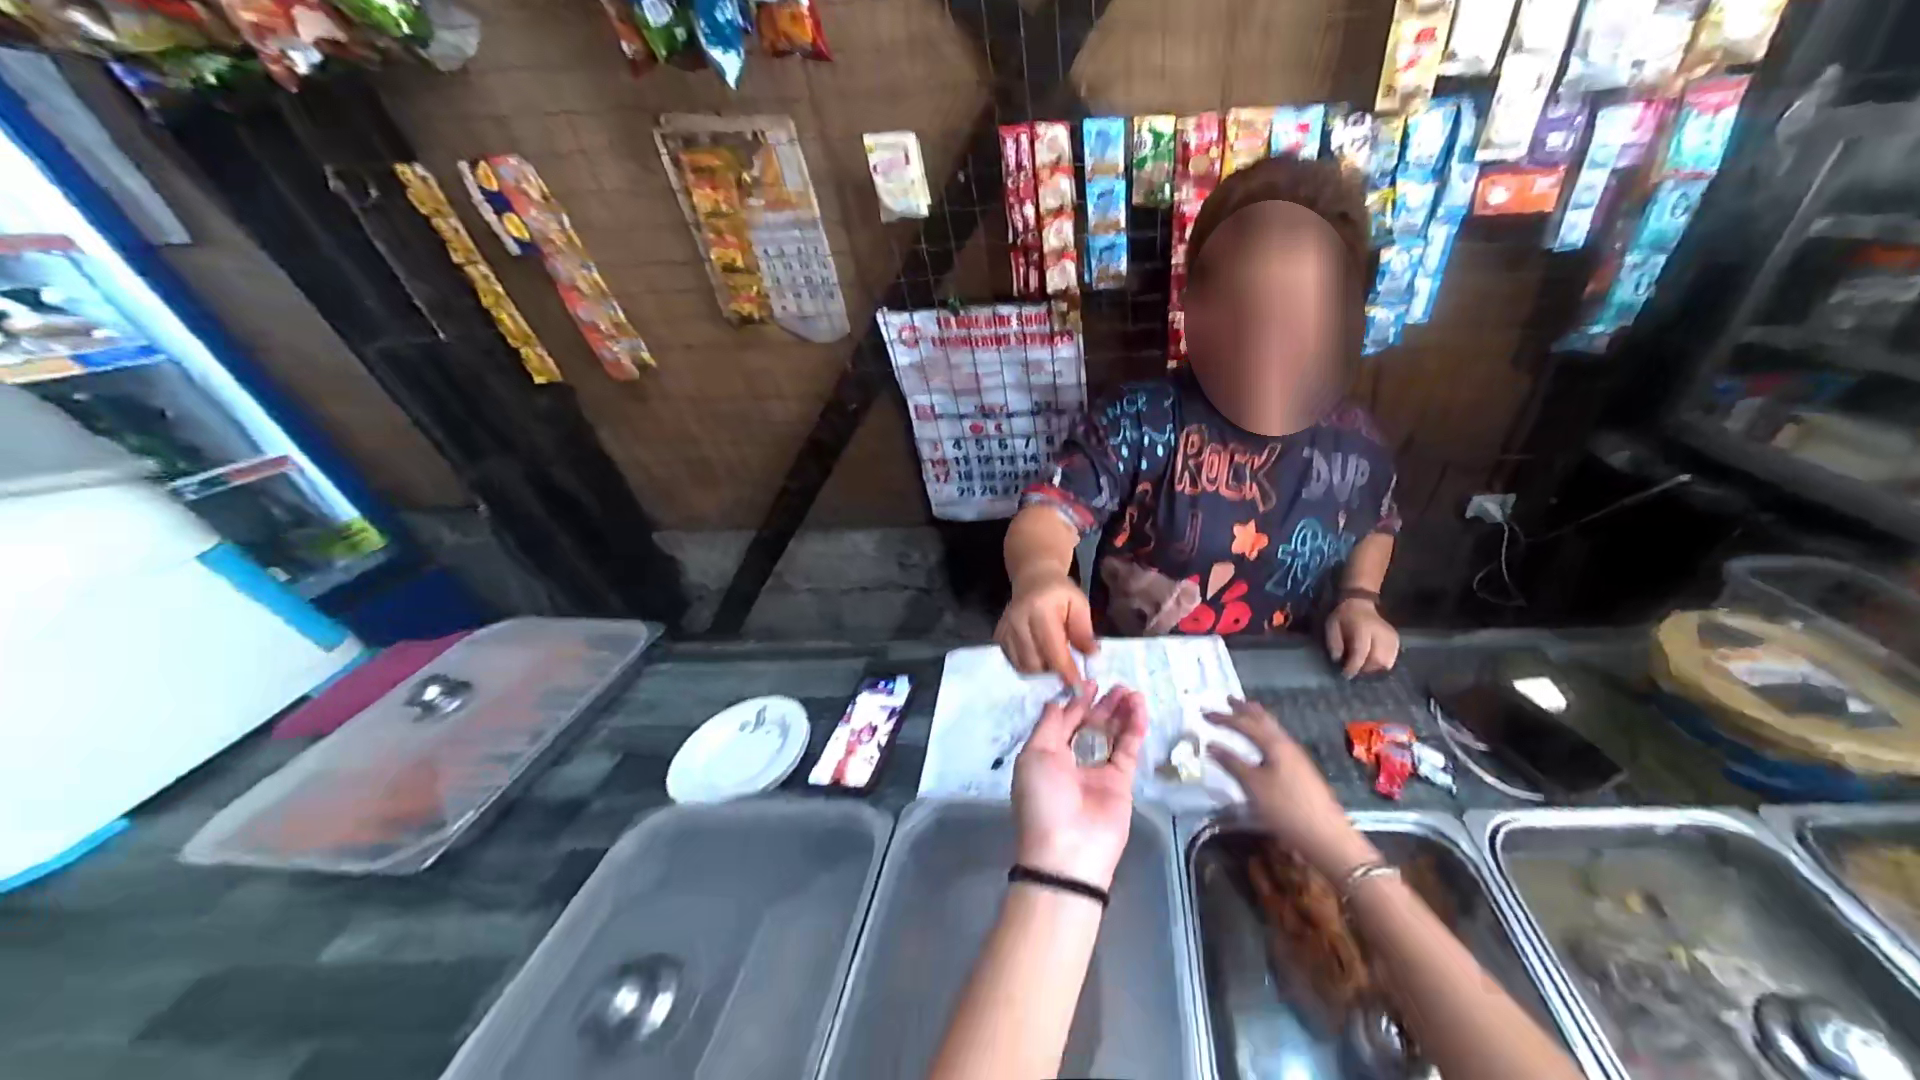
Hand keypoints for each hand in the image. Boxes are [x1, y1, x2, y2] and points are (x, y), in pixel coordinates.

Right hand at [996, 570, 1097, 682]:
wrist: (1033, 578)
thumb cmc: (1060, 592)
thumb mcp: (1079, 606)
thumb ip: (1085, 633)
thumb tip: (1092, 660)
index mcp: (1041, 610)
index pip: (1054, 651)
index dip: (1067, 673)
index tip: (1079, 688)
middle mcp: (1019, 621)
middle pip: (1035, 664)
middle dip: (1054, 676)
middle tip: (1069, 678)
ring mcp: (1006, 629)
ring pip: (1023, 667)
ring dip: (1041, 674)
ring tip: (1055, 670)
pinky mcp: (999, 636)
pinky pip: (1014, 662)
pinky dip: (1029, 667)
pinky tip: (1041, 660)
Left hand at [1013, 683, 1147, 889]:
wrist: (1067, 851)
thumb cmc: (1042, 798)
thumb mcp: (1034, 755)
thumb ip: (1048, 726)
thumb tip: (1056, 701)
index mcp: (1046, 756)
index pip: (1063, 723)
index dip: (1076, 703)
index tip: (1090, 682)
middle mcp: (1071, 763)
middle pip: (1090, 727)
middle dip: (1102, 705)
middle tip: (1118, 686)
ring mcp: (1097, 773)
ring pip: (1111, 735)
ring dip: (1121, 713)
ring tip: (1132, 692)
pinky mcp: (1121, 784)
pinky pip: (1127, 750)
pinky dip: (1134, 729)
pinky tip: (1139, 708)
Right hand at [1206, 699, 1378, 879]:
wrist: (1325, 835)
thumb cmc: (1285, 808)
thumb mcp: (1252, 786)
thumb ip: (1231, 763)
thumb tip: (1210, 744)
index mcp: (1274, 744)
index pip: (1244, 723)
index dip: (1223, 718)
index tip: (1204, 713)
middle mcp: (1287, 744)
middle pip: (1264, 720)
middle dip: (1245, 709)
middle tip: (1230, 698)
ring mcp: (1297, 757)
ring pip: (1273, 729)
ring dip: (1257, 719)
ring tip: (1245, 712)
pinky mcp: (1301, 769)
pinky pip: (1278, 740)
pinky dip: (1265, 732)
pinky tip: (1262, 742)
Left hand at [1326, 598, 1399, 678]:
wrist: (1360, 604)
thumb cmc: (1343, 616)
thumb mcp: (1331, 626)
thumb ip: (1333, 643)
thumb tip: (1338, 660)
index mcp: (1362, 628)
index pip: (1361, 652)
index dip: (1354, 666)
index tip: (1346, 675)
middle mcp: (1381, 633)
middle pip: (1377, 659)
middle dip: (1365, 669)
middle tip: (1354, 671)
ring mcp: (1392, 637)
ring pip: (1387, 661)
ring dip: (1374, 668)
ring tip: (1362, 667)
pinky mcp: (1397, 640)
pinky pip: (1393, 658)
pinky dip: (1383, 664)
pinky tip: (1372, 662)